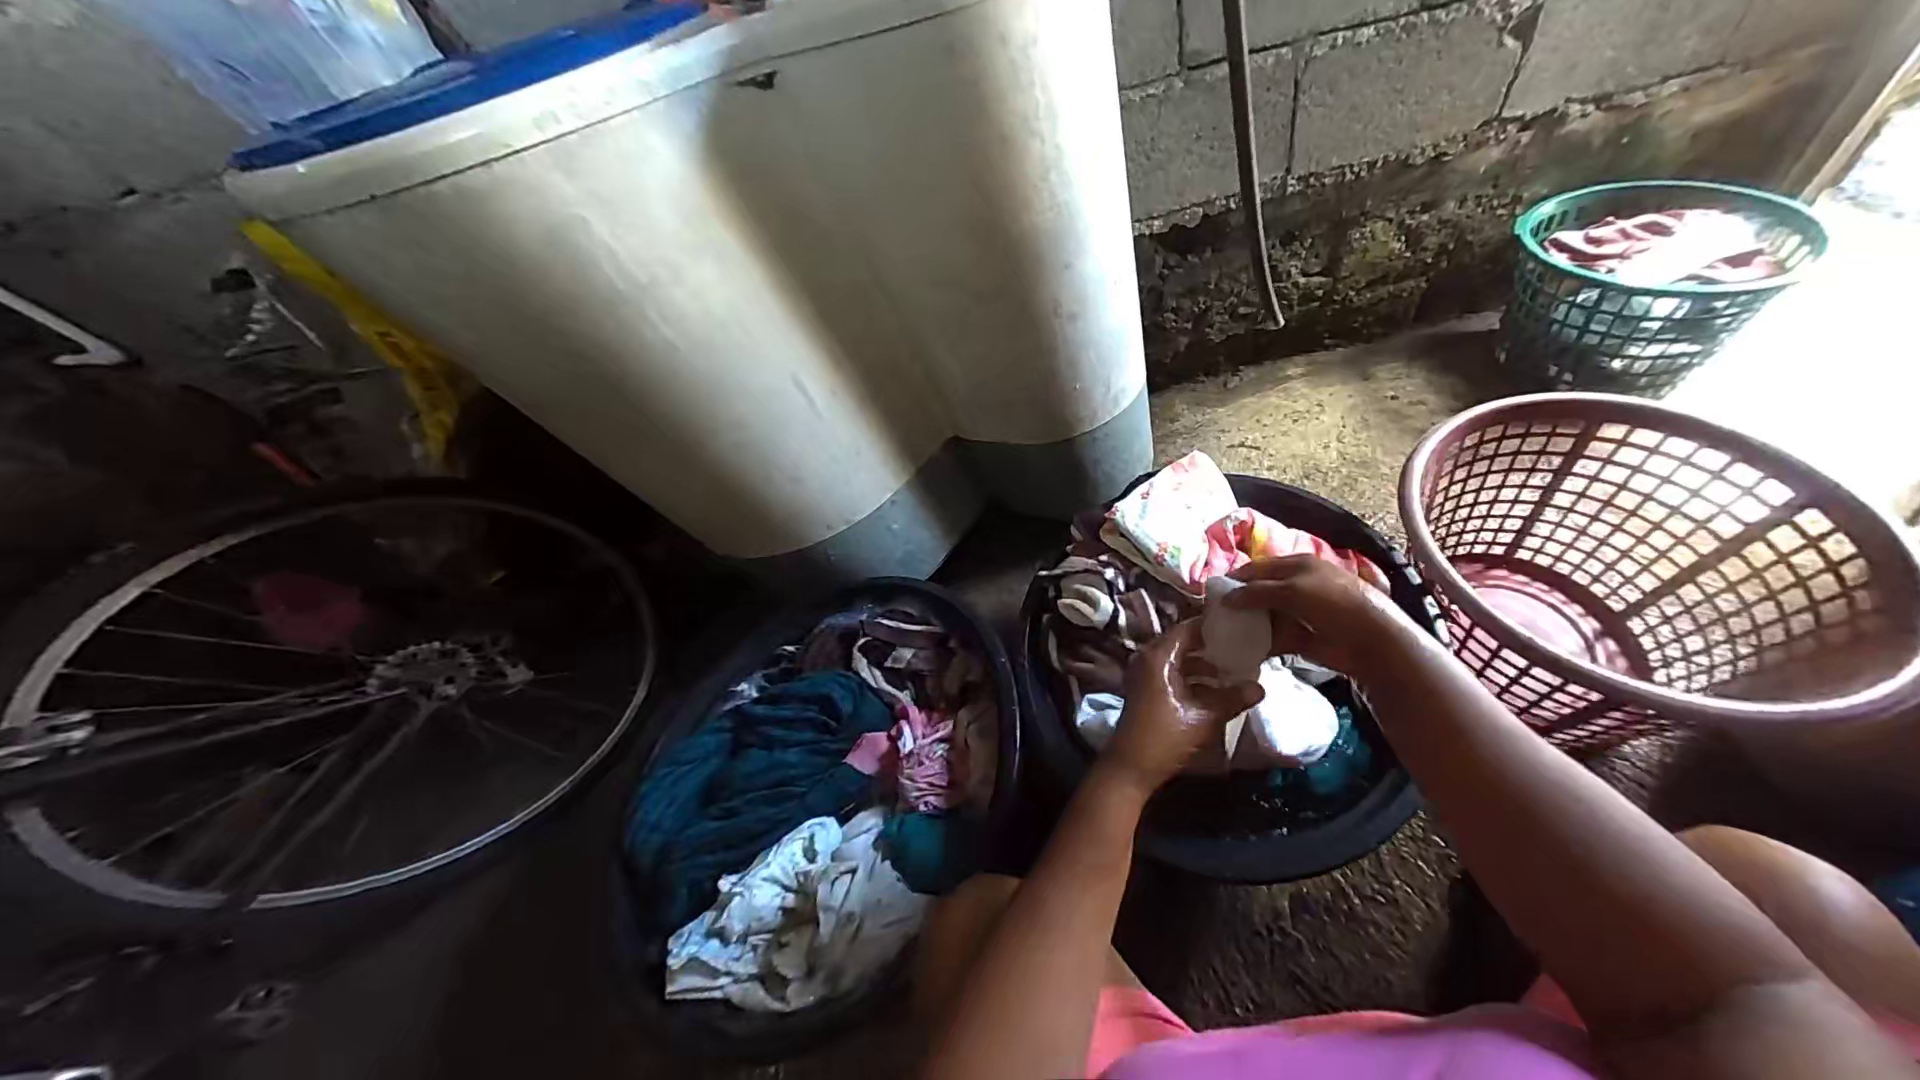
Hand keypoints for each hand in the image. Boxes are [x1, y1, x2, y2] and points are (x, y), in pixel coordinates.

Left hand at [1100, 621, 1262, 795]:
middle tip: (1242, 648)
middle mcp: (1147, 659)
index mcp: (1157, 657)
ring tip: (1234, 669)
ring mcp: (1144, 675)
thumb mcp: (1204, 718)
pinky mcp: (1146, 690)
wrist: (1130, 767)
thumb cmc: (1165, 738)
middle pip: (1183, 643)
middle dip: (1211, 646)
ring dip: (1203, 664)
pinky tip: (1216, 688)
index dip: (1212, 626)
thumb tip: (1260, 687)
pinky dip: (1192, 677)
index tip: (1239, 626)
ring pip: (1179, 660)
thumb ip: (1232, 698)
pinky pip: (1172, 673)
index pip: (1187, 629)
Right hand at [1225, 555, 1418, 678]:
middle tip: (1214, 613)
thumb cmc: (1333, 605)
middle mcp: (1297, 585)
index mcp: (1297, 565)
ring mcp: (1298, 612)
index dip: (1235, 577)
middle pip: (1259, 591)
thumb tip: (1226, 598)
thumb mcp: (1292, 590)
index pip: (1258, 568)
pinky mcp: (1299, 637)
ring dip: (1246, 622)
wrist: (1370, 642)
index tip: (1212, 591)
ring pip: (1263, 614)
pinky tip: (1240, 646)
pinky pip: (1272, 637)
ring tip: (1222, 631)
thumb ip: (1256, 591)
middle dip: (1239, 601)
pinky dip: (1258, 642)